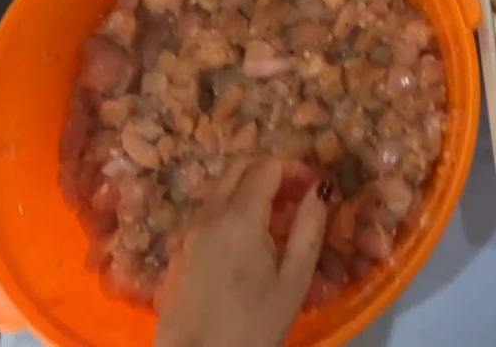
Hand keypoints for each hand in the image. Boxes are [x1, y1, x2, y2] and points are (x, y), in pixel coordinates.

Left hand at [155, 157, 329, 346]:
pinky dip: (230, 211)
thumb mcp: (293, 282)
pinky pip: (206, 215)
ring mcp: (187, 234)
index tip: (313, 189)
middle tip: (294, 197)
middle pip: (239, 167)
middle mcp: (208, 215)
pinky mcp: (176, 255)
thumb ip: (309, 228)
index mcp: (239, 217)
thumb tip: (319, 190)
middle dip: (271, 171)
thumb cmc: (252, 329)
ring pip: (220, 189)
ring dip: (249, 190)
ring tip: (274, 223)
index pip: (267, 165)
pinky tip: (245, 247)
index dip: (295, 168)